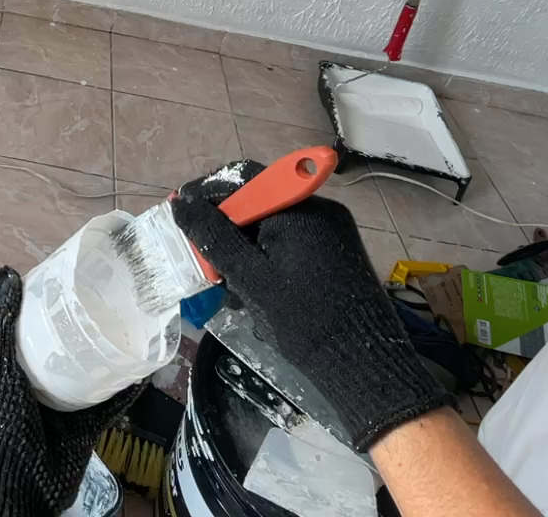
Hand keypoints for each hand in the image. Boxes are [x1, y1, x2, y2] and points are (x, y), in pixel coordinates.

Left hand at [0, 268, 141, 516]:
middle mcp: (38, 379)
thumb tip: (9, 271)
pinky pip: (110, 404)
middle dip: (85, 323)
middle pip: (64, 343)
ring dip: (109, 353)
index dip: (49, 299)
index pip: (32, 321)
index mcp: (12, 362)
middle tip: (112, 297)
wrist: (13, 486)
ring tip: (133, 326)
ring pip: (91, 371)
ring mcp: (62, 404)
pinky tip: (144, 370)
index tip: (73, 275)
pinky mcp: (84, 427)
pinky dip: (126, 389)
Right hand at [172, 161, 453, 450]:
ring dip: (243, 246)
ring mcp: (330, 231)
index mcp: (298, 207)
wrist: (366, 369)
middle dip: (225, 226)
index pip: (243, 178)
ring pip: (270, 224)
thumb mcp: (250, 278)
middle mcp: (317, 209)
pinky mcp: (335, 253)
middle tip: (203, 254)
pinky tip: (255, 289)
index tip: (181, 211)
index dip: (207, 192)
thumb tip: (181, 204)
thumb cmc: (305, 321)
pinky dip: (265, 257)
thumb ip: (213, 237)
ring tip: (227, 281)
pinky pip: (289, 241)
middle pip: (256, 201)